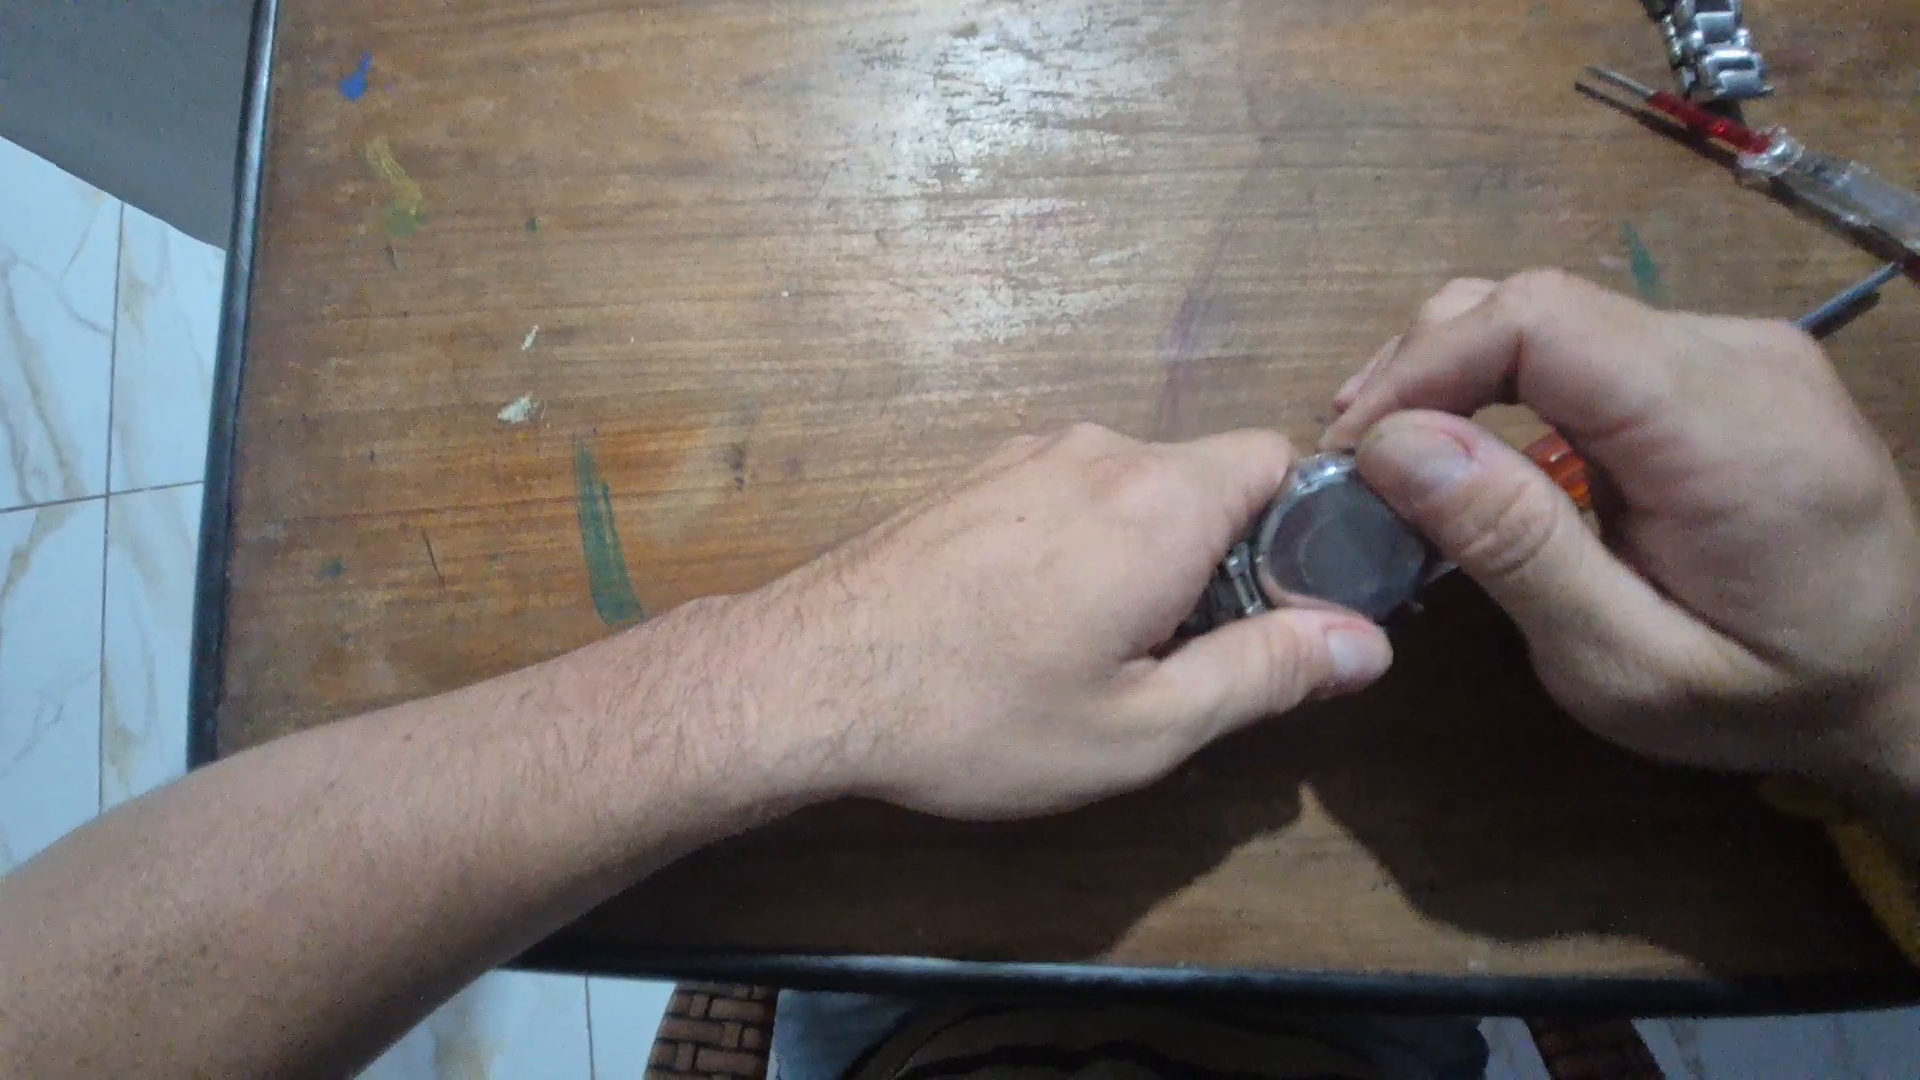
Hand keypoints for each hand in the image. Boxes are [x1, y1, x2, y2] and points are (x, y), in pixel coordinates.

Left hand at [727, 423, 1392, 819]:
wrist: (812, 675)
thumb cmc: (981, 713)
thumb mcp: (1141, 726)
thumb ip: (1263, 673)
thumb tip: (1365, 641)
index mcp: (1159, 499)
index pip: (1278, 460)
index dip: (1298, 529)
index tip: (1275, 605)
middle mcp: (1096, 450)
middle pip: (1203, 477)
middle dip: (1217, 553)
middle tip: (1173, 649)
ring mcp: (1024, 453)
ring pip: (1131, 486)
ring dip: (1142, 550)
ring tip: (1090, 640)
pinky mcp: (974, 473)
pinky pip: (1066, 490)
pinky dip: (1080, 538)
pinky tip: (1026, 610)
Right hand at [1324, 270, 1919, 796]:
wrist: (1894, 685)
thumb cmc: (1755, 697)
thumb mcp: (1620, 660)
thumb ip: (1514, 547)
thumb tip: (1393, 445)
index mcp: (1729, 433)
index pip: (1541, 324)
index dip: (1422, 369)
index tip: (1351, 451)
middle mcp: (1731, 356)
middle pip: (1527, 303)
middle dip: (1412, 370)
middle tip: (1347, 462)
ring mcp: (1716, 350)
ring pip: (1529, 309)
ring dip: (1430, 370)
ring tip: (1375, 448)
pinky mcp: (1689, 366)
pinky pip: (1553, 340)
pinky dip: (1469, 378)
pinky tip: (1437, 434)